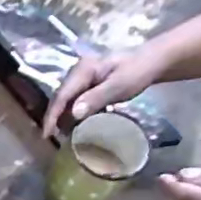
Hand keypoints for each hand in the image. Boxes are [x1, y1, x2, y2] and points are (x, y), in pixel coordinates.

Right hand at [43, 47, 165, 139]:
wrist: (153, 61)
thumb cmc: (137, 71)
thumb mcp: (119, 85)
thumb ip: (96, 98)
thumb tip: (73, 113)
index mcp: (83, 69)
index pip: (62, 95)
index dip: (52, 115)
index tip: (47, 134)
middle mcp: (79, 72)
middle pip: (60, 97)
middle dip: (54, 118)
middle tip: (52, 138)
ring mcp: (83, 77)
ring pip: (67, 100)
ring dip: (63, 117)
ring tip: (63, 135)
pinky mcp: (89, 84)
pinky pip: (75, 100)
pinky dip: (73, 114)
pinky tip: (75, 125)